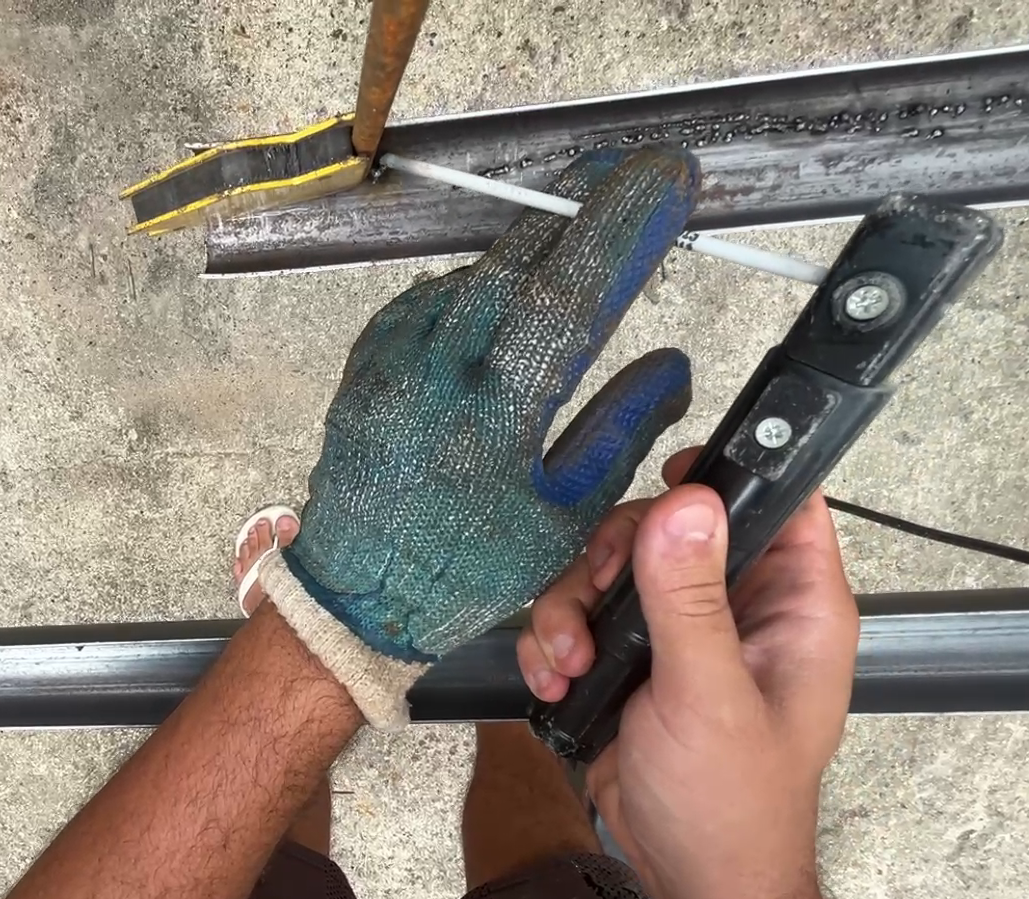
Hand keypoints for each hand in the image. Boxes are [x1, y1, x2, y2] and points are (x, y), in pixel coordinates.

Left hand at [263, 147, 699, 729]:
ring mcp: (391, 365)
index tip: (666, 178)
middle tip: (624, 179)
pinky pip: (422, 304)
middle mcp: (435, 372)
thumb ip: (619, 431)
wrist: (359, 590)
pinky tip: (492, 296)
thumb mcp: (559, 514)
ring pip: (468, 276)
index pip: (572, 291)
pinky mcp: (364, 370)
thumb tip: (669, 366)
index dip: (625, 224)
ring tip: (567, 240)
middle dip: (579, 207)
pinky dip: (465, 289)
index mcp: (496, 410)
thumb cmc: (461, 566)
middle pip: (516, 259)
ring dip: (523, 249)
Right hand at [518, 448, 857, 898]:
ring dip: (567, 611)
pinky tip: (553, 680)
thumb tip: (686, 500)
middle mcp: (728, 606)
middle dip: (609, 561)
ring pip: (603, 572)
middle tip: (594, 599)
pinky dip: (552, 642)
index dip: (728, 475)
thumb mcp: (706, 694)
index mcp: (786, 605)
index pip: (777, 504)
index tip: (666, 475)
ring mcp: (670, 631)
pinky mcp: (623, 656)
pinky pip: (575, 615)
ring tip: (565, 664)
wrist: (682, 871)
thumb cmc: (726, 797)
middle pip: (660, 528)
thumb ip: (690, 599)